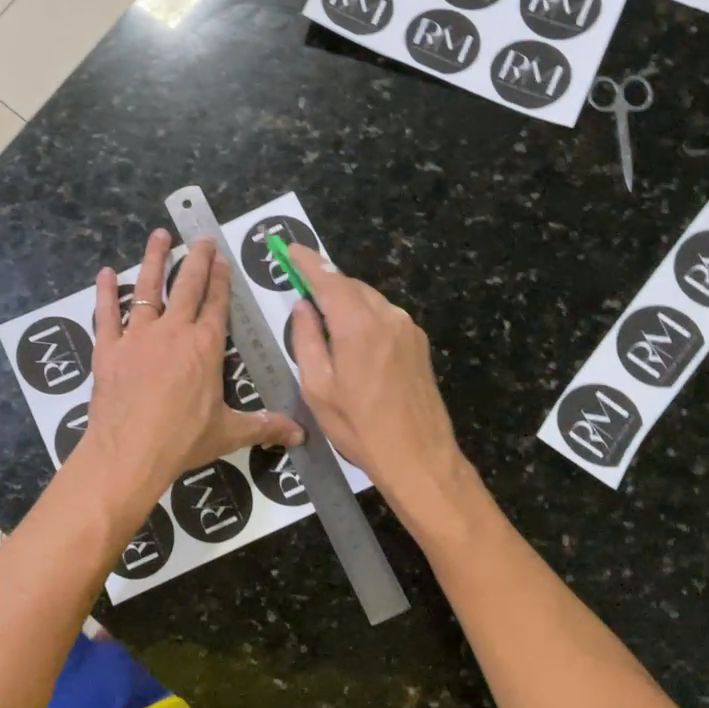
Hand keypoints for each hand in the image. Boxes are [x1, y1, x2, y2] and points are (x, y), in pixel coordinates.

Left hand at [76, 230, 302, 526]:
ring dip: (153, 260)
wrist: (129, 452)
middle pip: (187, 286)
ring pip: (146, 289)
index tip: (221, 257)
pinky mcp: (108, 349)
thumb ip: (264, 427)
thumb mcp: (229, 433)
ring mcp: (138, 337)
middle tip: (200, 238)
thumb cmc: (182, 441)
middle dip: (196, 259)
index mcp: (205, 346)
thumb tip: (300, 434)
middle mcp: (173, 332)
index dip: (220, 279)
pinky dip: (105, 293)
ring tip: (158, 235)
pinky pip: (106, 314)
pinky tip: (105, 273)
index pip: (217, 303)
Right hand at [286, 246, 481, 533]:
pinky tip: (352, 341)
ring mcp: (408, 330)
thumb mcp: (318, 387)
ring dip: (345, 302)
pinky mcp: (419, 345)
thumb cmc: (359, 427)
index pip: (328, 280)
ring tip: (324, 320)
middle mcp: (387, 318)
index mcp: (358, 326)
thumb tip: (303, 308)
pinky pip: (384, 318)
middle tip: (301, 288)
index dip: (307, 262)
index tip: (289, 249)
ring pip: (369, 301)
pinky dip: (364, 317)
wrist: (419, 458)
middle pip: (351, 286)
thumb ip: (307, 340)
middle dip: (325, 282)